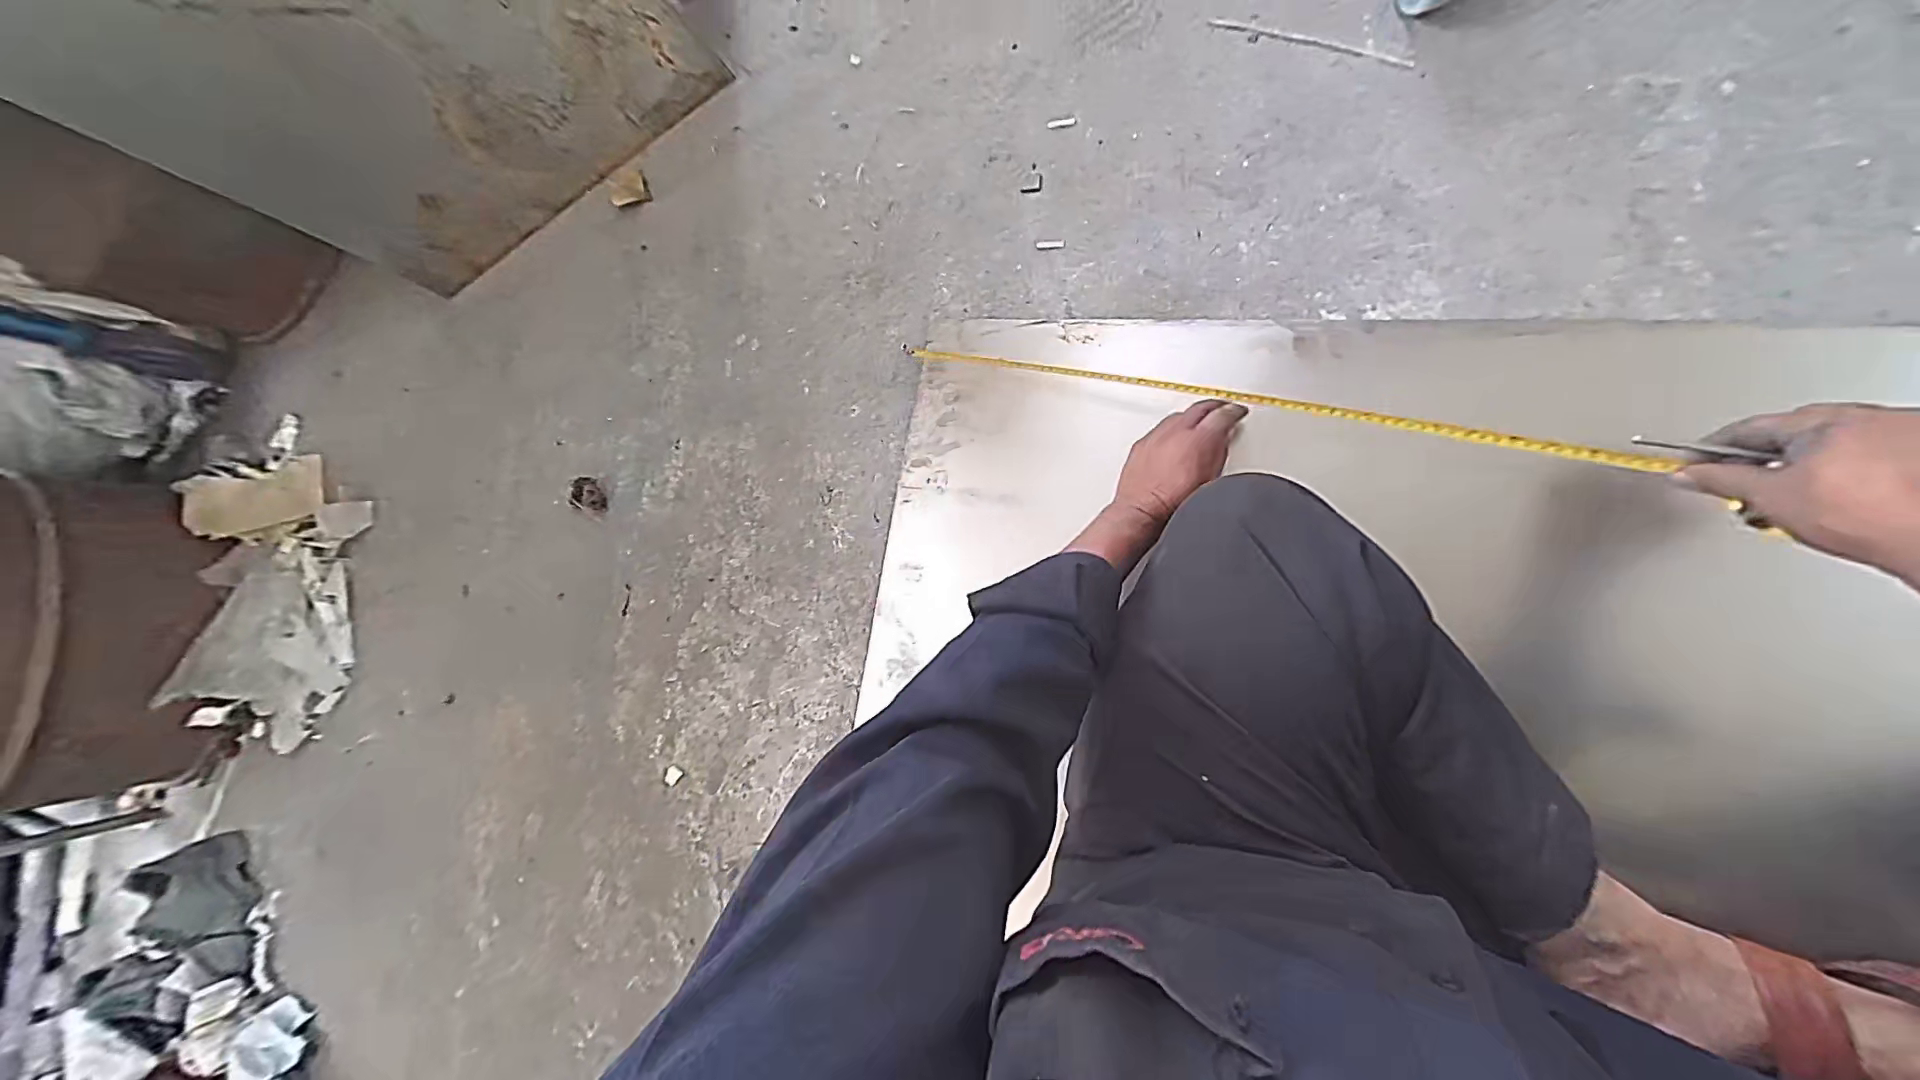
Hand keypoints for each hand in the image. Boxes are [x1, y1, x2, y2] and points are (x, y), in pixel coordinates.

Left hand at [1113, 399, 1250, 525]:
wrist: (1142, 511)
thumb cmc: (1172, 503)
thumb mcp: (1210, 479)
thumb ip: (1220, 453)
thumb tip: (1223, 440)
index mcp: (1198, 440)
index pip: (1223, 415)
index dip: (1234, 412)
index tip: (1237, 413)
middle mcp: (1175, 433)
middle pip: (1200, 409)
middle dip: (1214, 407)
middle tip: (1223, 410)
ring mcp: (1156, 437)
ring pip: (1178, 416)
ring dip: (1190, 417)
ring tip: (1199, 423)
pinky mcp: (1141, 444)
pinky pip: (1159, 429)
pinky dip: (1170, 430)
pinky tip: (1174, 438)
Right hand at [1678, 404, 1919, 585]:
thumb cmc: (1866, 515)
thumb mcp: (1769, 496)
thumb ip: (1721, 480)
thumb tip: (1689, 474)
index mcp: (1825, 421)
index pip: (1747, 430)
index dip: (1711, 450)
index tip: (1693, 465)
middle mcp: (1868, 420)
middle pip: (1789, 437)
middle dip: (1758, 462)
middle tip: (1738, 486)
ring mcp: (1901, 437)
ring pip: (1826, 449)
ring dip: (1798, 472)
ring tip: (1787, 500)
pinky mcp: (1917, 459)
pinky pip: (1860, 460)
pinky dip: (1837, 478)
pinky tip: (1830, 501)